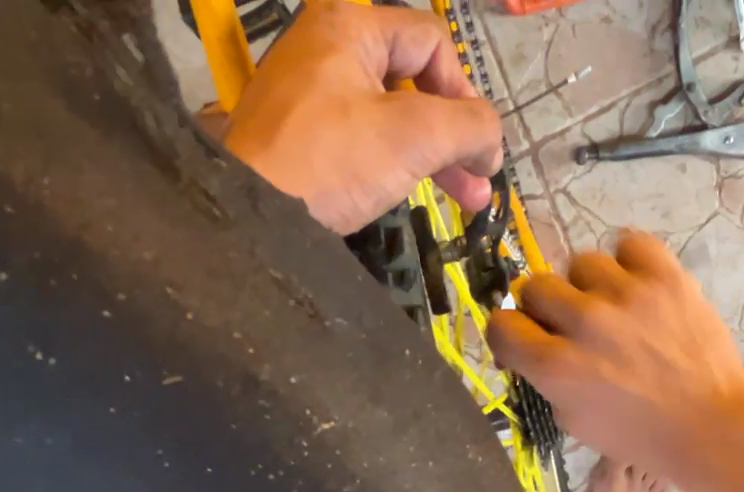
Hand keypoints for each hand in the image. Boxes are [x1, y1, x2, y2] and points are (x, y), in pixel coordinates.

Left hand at [222, 1, 503, 234]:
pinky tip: (414, 191)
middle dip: (455, 135)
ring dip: (434, 156)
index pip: (433, 44)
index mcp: (350, 26)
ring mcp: (311, 93)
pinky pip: (363, 137)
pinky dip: (395, 162)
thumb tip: (492, 138)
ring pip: (392, 115)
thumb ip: (468, 126)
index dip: (466, 94)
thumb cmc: (332, 162)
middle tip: (481, 182)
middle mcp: (328, 48)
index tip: (480, 148)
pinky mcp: (302, 135)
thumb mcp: (413, 137)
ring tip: (466, 200)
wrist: (252, 214)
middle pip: (414, 81)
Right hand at [490, 230, 743, 475]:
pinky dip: (628, 262)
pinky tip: (635, 286)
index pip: (501, 324)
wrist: (708, 425)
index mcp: (556, 367)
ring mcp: (625, 294)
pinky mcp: (665, 275)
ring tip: (610, 306)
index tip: (523, 341)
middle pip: (535, 286)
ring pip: (580, 263)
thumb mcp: (573, 421)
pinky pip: (629, 244)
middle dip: (545, 308)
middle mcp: (584, 323)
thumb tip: (536, 349)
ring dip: (587, 285)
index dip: (509, 333)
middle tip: (568, 326)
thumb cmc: (639, 435)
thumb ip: (547, 380)